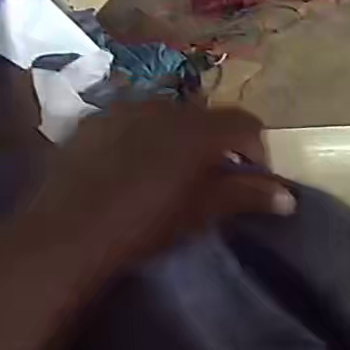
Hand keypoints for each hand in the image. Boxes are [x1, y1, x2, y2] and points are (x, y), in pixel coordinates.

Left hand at [0, 103, 295, 291]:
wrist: (60, 240)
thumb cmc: (143, 226)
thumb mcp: (203, 211)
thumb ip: (248, 195)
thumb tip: (290, 197)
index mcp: (195, 128)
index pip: (245, 123)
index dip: (257, 150)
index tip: (255, 180)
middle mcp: (160, 108)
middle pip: (207, 117)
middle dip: (220, 143)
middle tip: (218, 178)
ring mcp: (119, 112)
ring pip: (168, 116)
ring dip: (182, 138)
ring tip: (177, 174)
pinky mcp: (88, 125)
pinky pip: (131, 122)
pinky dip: (146, 138)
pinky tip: (135, 170)